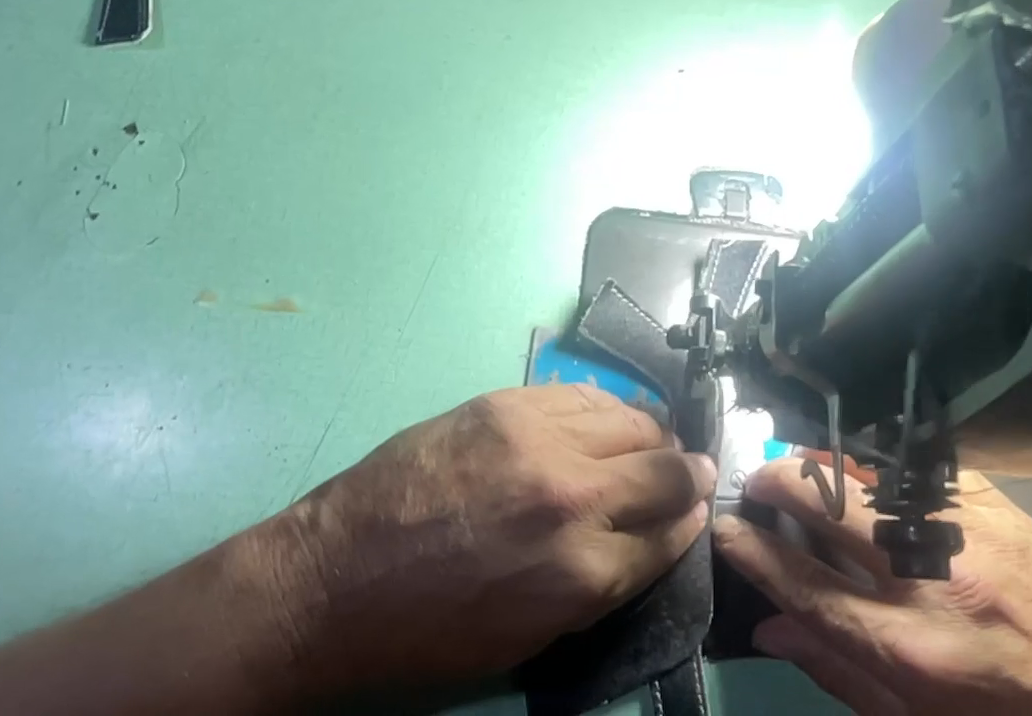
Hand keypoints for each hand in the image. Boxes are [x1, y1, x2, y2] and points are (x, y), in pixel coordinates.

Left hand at [269, 384, 716, 697]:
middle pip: (666, 471)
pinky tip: (608, 418)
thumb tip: (652, 536)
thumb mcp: (532, 636)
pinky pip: (584, 394)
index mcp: (583, 574)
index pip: (671, 534)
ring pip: (633, 420)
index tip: (695, 509)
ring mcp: (540, 440)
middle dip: (688, 475)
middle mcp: (575, 497)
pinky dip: (609, 408)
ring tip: (649, 443)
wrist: (336, 578)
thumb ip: (603, 583)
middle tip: (688, 473)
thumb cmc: (431, 629)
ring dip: (652, 436)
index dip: (689, 522)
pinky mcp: (506, 403)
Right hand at [713, 460, 1031, 715]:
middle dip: (780, 485)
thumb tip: (767, 625)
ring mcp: (967, 531)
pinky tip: (857, 469)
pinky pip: (914, 465)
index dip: (756, 553)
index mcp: (914, 649)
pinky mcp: (993, 501)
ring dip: (821, 465)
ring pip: (870, 475)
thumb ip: (836, 670)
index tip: (724, 526)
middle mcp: (936, 579)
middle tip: (756, 482)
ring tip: (797, 469)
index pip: (809, 586)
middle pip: (832, 511)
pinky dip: (873, 464)